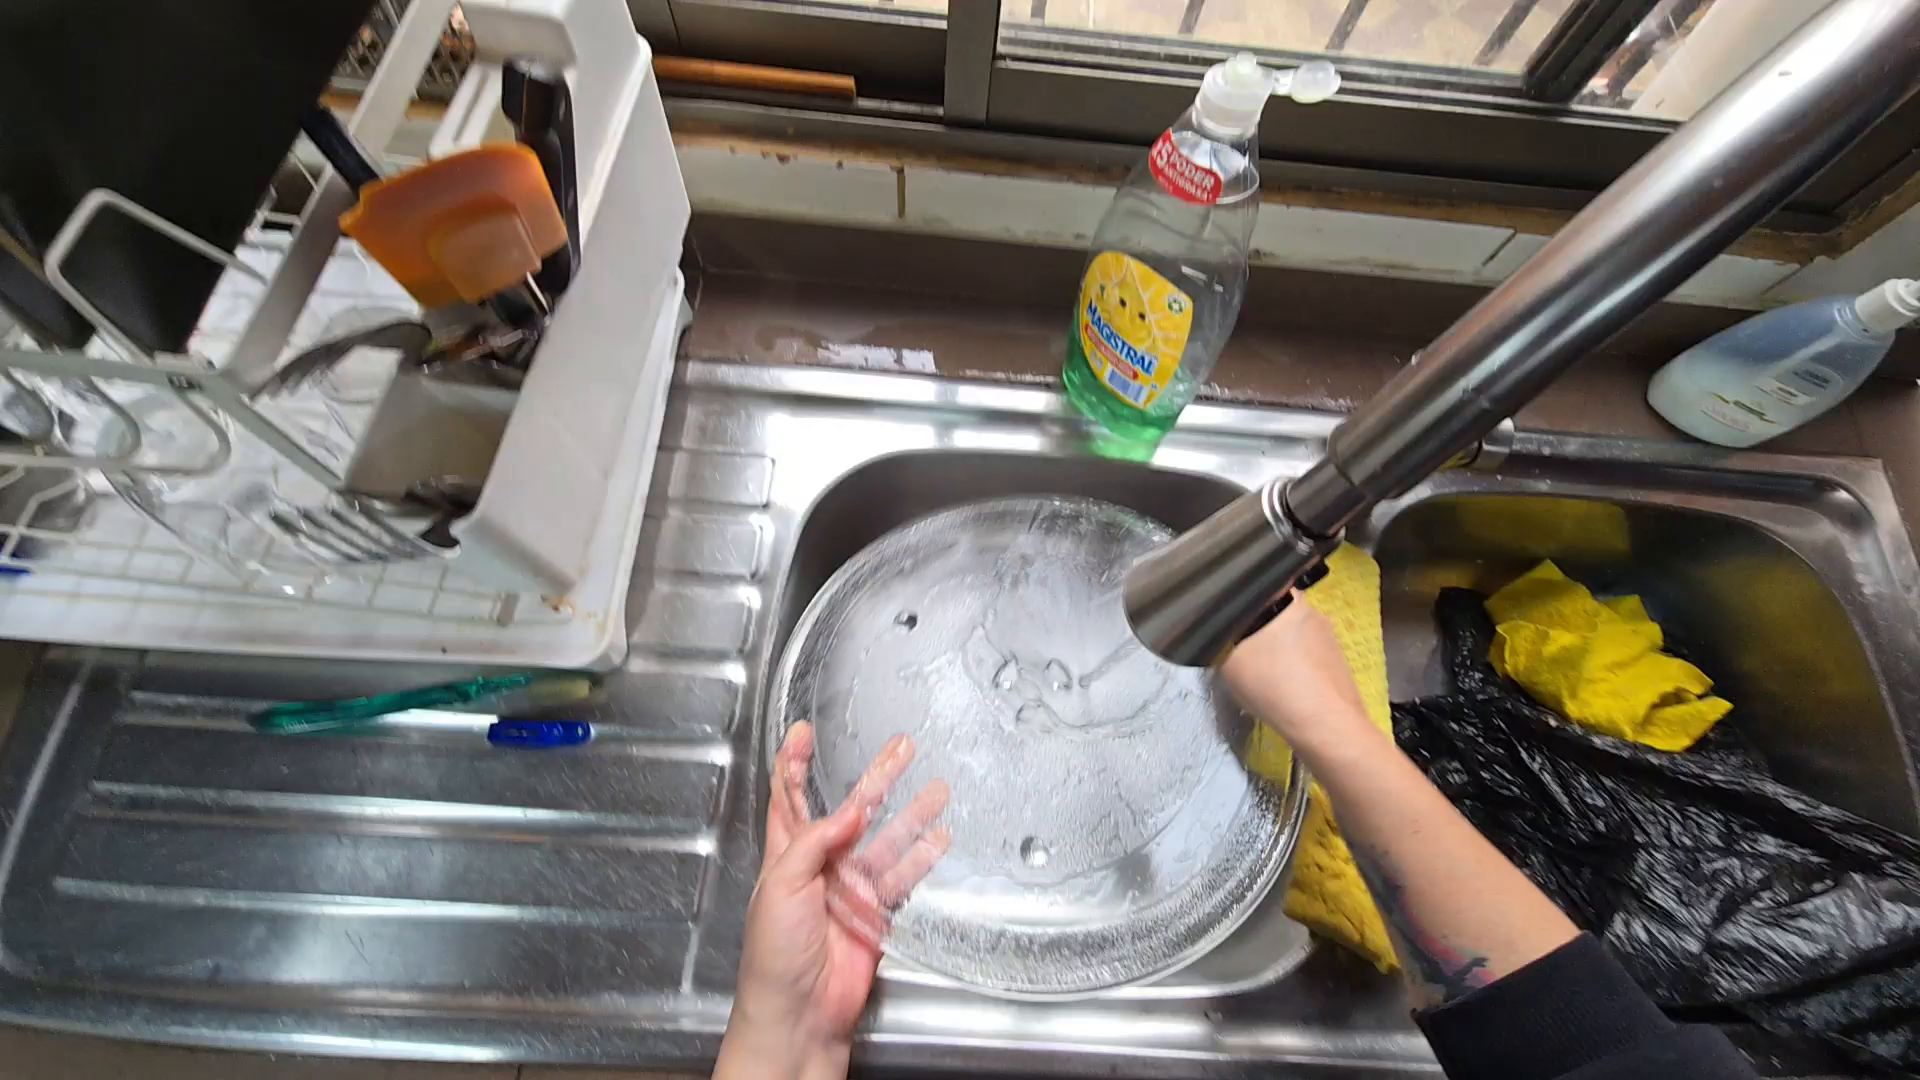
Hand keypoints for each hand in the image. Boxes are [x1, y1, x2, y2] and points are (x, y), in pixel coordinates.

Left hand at [717, 721, 949, 1079]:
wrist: (799, 1014)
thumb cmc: (772, 955)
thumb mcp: (781, 887)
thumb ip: (813, 843)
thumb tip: (848, 812)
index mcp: (788, 852)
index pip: (789, 795)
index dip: (794, 762)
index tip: (803, 731)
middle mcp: (823, 862)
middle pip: (852, 808)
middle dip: (875, 776)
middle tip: (899, 748)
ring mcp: (852, 885)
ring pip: (887, 839)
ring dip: (911, 813)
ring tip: (936, 788)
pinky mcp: (876, 909)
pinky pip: (904, 876)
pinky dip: (923, 856)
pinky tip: (939, 836)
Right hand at [1222, 595, 1373, 753]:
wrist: (1324, 726)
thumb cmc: (1273, 683)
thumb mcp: (1227, 661)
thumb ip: (1221, 641)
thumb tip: (1222, 636)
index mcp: (1290, 602)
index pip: (1261, 588)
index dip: (1242, 601)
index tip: (1228, 617)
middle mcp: (1315, 613)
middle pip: (1279, 614)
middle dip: (1261, 628)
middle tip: (1240, 647)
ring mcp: (1331, 640)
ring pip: (1294, 637)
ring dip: (1279, 649)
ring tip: (1262, 672)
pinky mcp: (1339, 665)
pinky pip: (1308, 658)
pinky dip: (1294, 668)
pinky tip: (1283, 687)